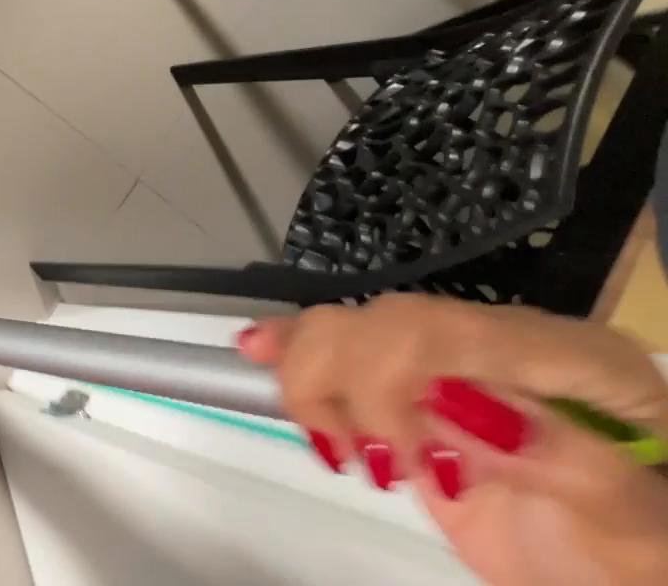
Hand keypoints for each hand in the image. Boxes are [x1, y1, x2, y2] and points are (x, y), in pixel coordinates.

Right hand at [242, 295, 667, 585]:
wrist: (609, 575)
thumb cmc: (637, 561)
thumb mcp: (638, 531)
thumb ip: (572, 463)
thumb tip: (463, 402)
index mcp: (573, 357)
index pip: (446, 330)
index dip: (390, 381)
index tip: (398, 462)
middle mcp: (502, 340)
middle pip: (382, 323)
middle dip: (346, 388)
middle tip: (369, 468)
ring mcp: (447, 360)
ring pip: (342, 328)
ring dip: (310, 382)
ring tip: (346, 454)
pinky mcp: (403, 383)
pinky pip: (333, 343)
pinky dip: (288, 344)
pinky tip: (255, 349)